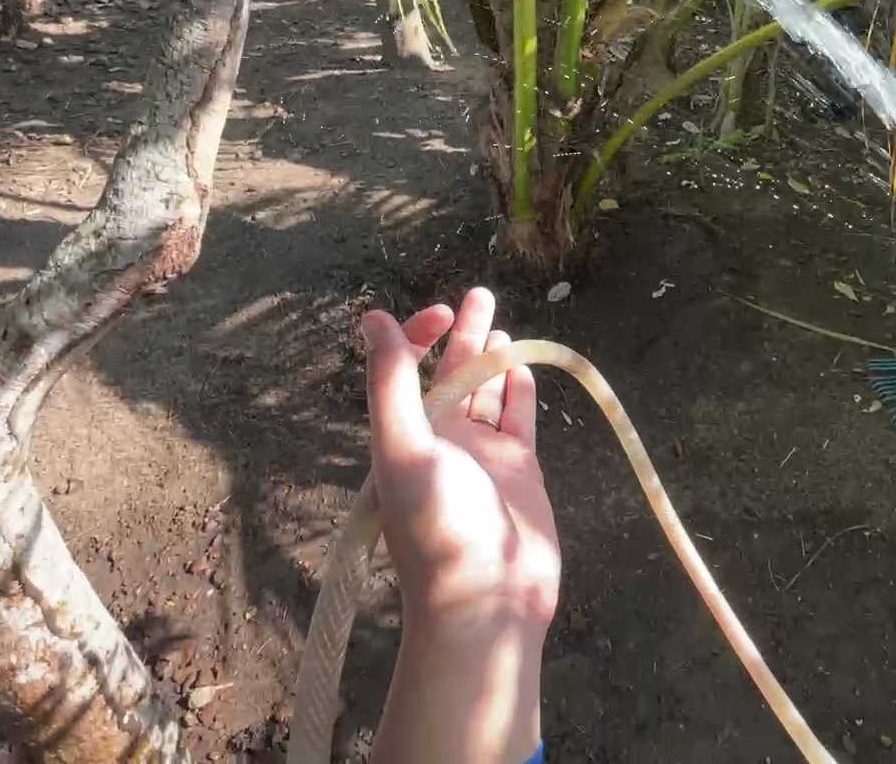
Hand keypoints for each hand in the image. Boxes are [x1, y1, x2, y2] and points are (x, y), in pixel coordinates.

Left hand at [362, 287, 557, 763]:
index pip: (411, 371)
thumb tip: (371, 319)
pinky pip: (521, 419)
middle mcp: (445, 439)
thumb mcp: (403, 450)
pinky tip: (525, 368)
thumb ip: (390, 384)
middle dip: (466, 334)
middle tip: (481, 295)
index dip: (420, 336)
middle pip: (456, 373)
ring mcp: (486, 454)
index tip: (443, 313)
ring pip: (490, 392)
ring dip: (495, 359)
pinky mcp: (522, 470)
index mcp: (410, 434)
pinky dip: (522, 391)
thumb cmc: (438, 527)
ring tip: (503, 330)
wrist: (487, 601)